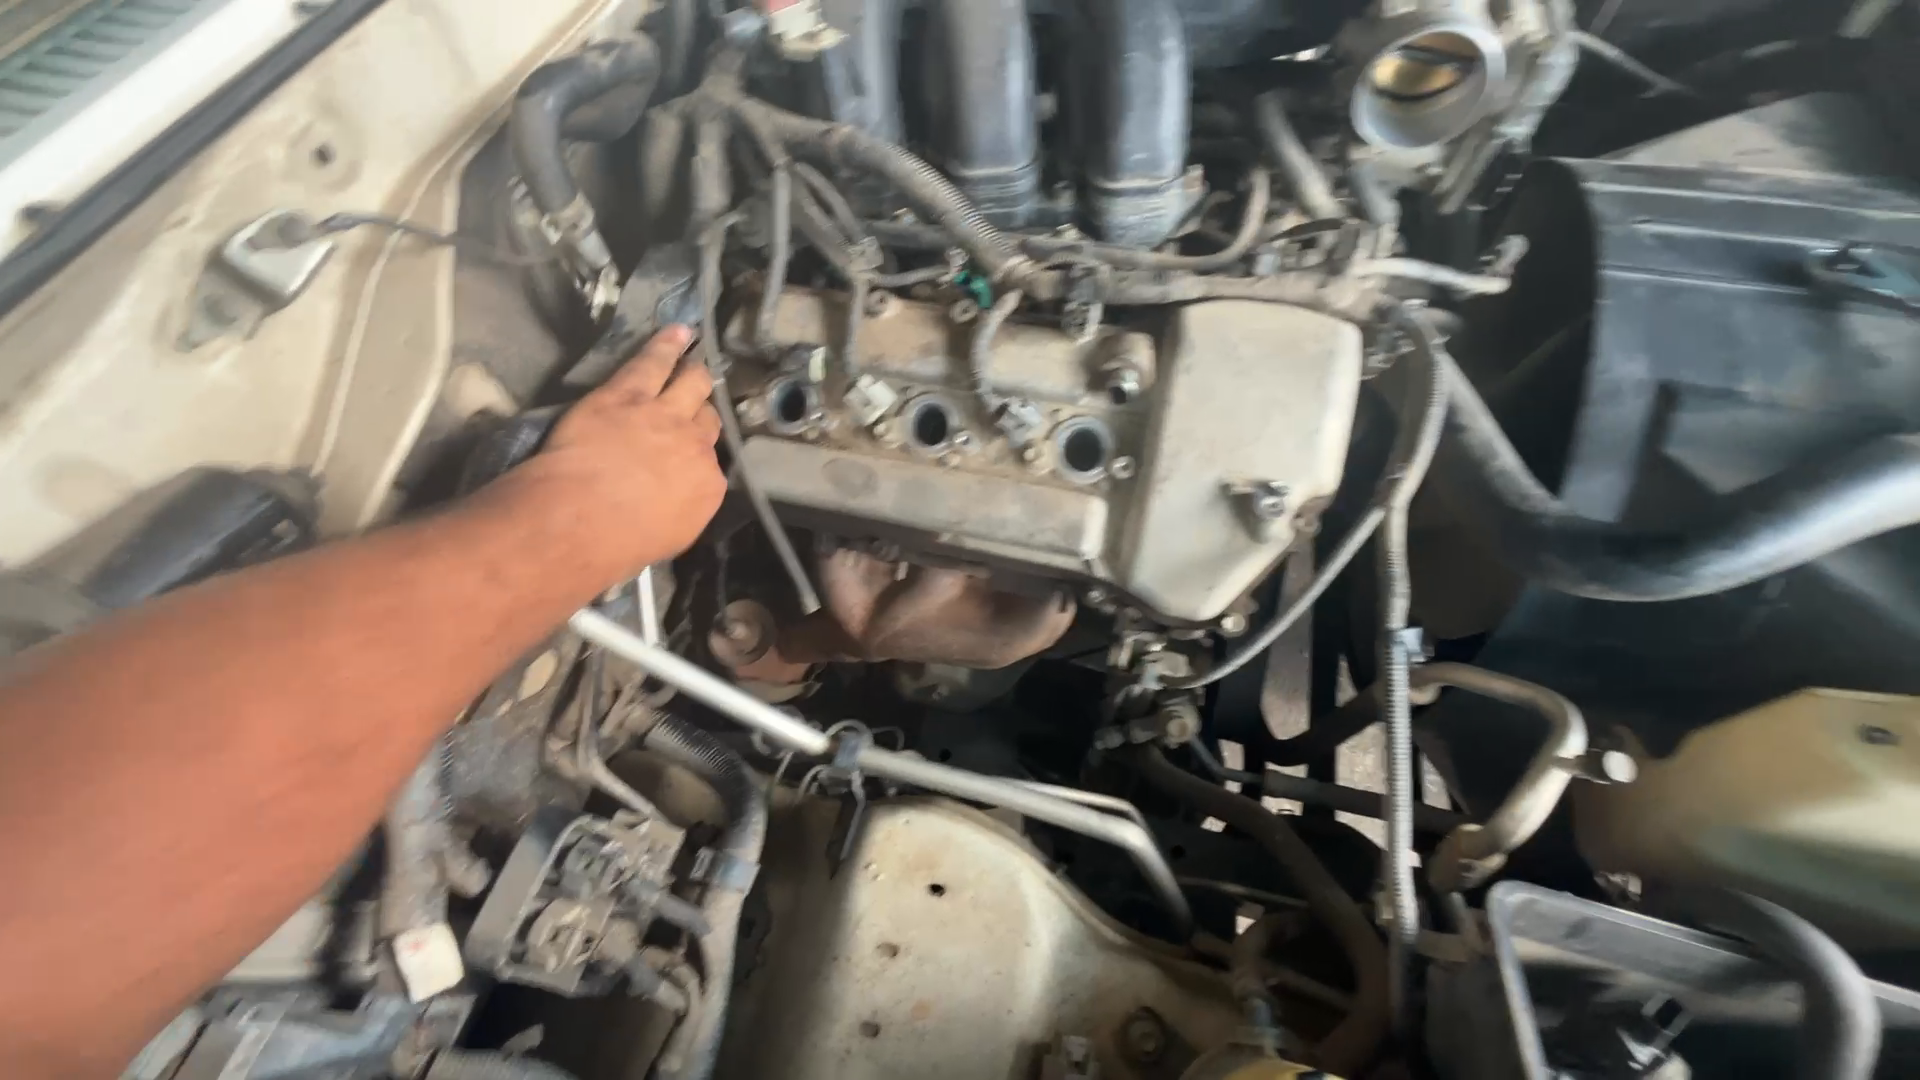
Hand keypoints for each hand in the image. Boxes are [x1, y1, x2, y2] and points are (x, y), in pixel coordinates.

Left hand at [493, 325, 725, 579]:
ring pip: (691, 385)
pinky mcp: (628, 394)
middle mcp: (695, 446)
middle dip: (704, 412)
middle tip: (702, 403)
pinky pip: (653, 364)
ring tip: (700, 356)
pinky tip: (679, 332)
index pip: (710, 465)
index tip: (689, 458)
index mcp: (707, 486)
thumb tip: (675, 505)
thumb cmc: (623, 542)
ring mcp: (665, 416)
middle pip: (707, 421)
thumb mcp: (668, 537)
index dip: (698, 457)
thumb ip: (681, 512)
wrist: (586, 516)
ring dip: (695, 371)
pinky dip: (668, 346)